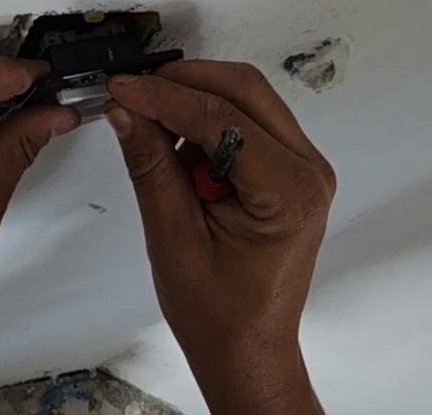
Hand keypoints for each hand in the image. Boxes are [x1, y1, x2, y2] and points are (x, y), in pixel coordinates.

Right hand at [107, 62, 334, 414]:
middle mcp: (307, 170)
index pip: (221, 116)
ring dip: (194, 99)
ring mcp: (302, 165)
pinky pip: (246, 117)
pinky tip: (178, 146)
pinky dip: (206, 119)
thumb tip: (126, 109)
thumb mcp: (173, 237)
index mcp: (289, 192)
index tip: (123, 88)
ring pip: (245, 96)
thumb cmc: (220, 313)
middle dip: (183, 82)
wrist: (249, 349)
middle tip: (134, 93)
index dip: (164, 95)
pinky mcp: (287, 166)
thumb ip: (150, 164)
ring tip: (153, 129)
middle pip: (243, 88)